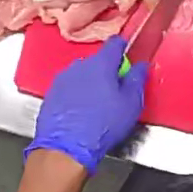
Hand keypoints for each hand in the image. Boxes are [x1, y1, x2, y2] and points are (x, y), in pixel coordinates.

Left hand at [25, 36, 148, 173]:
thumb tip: (141, 66)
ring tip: (98, 106)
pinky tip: (82, 114)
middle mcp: (79, 66)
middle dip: (107, 71)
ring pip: (81, 75)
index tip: (128, 54)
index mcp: (101, 63)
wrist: (65, 148)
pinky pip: (69, 89)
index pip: (114, 43)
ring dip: (90, 84)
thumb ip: (137, 80)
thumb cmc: (102, 125)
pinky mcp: (51, 95)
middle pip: (97, 61)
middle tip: (116, 90)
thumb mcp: (131, 103)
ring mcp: (62, 80)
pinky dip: (76, 96)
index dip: (123, 47)